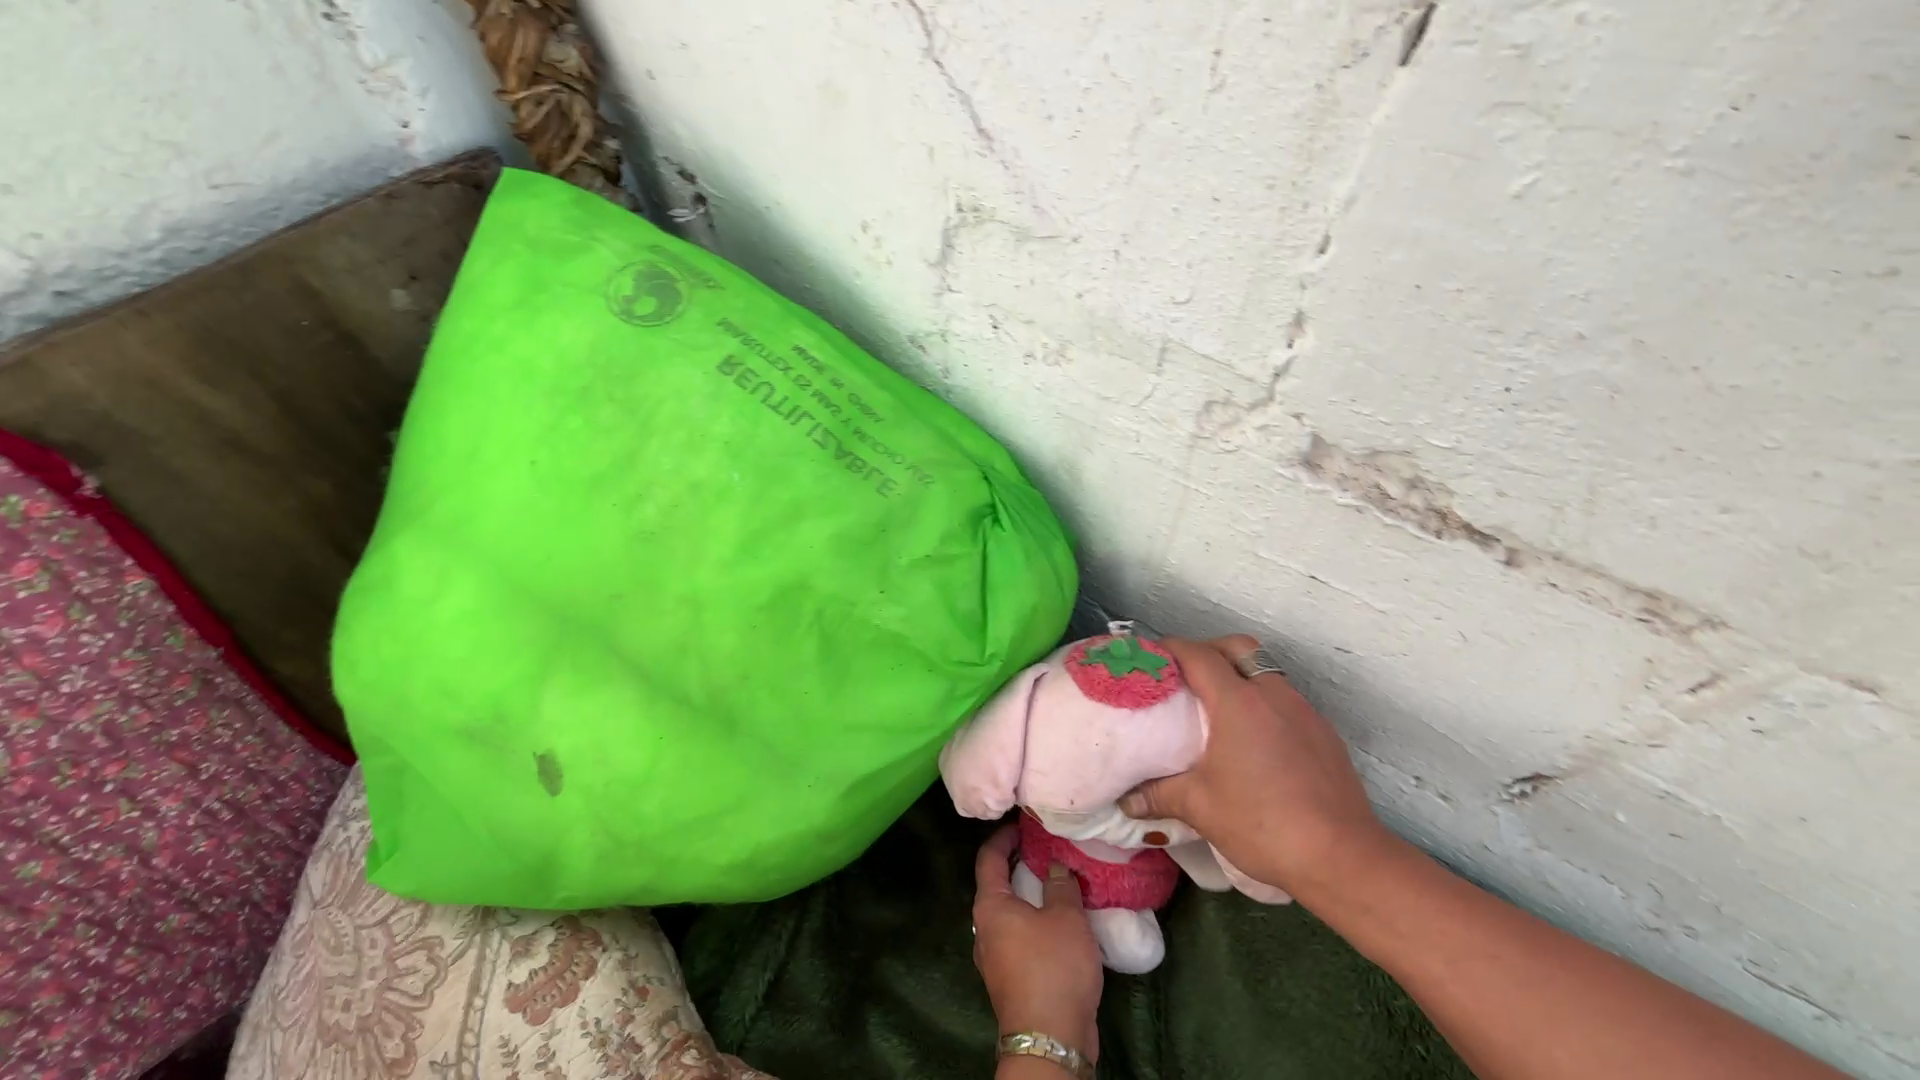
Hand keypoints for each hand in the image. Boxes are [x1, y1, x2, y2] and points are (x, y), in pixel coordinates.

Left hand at [971, 825, 1102, 1062]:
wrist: (1050, 1037)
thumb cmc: (1054, 967)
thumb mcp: (1065, 917)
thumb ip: (1060, 885)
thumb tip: (1055, 866)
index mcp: (989, 906)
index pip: (988, 859)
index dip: (1003, 837)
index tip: (1021, 825)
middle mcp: (985, 928)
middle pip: (997, 886)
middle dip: (1020, 866)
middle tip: (1048, 851)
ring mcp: (995, 956)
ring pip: (1011, 914)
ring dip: (1031, 897)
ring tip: (1060, 884)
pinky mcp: (1011, 978)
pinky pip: (1021, 937)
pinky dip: (1037, 923)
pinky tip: (1062, 923)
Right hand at [1121, 635, 1391, 900]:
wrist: (1342, 856)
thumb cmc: (1262, 823)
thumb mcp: (1200, 807)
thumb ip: (1159, 795)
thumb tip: (1127, 802)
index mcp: (1238, 702)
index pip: (1198, 655)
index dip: (1169, 649)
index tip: (1149, 658)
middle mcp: (1273, 695)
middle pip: (1239, 648)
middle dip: (1210, 650)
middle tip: (1186, 676)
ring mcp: (1305, 712)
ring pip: (1267, 673)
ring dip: (1240, 677)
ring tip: (1218, 709)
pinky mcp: (1324, 734)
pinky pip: (1286, 702)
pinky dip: (1264, 705)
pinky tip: (1254, 741)